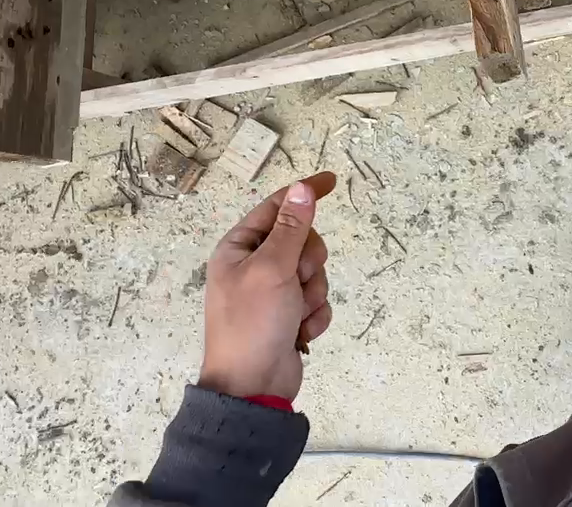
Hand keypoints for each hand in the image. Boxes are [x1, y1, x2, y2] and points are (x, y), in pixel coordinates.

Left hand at [198, 171, 337, 401]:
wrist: (252, 389)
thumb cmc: (253, 323)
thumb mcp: (273, 268)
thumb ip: (292, 227)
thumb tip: (302, 188)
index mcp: (239, 248)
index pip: (277, 207)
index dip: (304, 193)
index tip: (332, 181)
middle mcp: (255, 265)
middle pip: (303, 240)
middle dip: (309, 262)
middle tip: (298, 280)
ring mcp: (273, 291)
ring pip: (315, 270)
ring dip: (313, 292)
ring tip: (296, 313)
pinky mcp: (289, 313)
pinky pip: (317, 298)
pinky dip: (314, 314)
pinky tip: (300, 332)